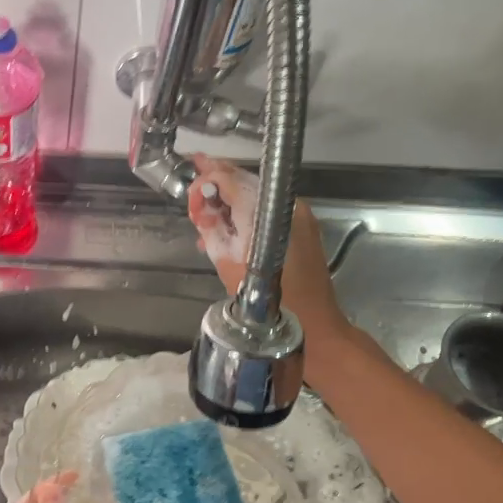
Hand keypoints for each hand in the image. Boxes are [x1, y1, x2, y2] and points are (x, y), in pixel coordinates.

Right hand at [186, 153, 359, 378]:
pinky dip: (245, 214)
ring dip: (230, 200)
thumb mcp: (227, 261)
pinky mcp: (302, 229)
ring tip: (205, 214)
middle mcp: (286, 204)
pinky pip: (267, 211)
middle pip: (245, 182)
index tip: (190, 178)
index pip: (232, 179)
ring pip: (256, 196)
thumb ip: (212, 226)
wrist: (312, 325)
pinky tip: (226, 228)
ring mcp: (298, 215)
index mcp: (267, 210)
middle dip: (217, 183)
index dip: (207, 178)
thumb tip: (202, 201)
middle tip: (194, 189)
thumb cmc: (266, 299)